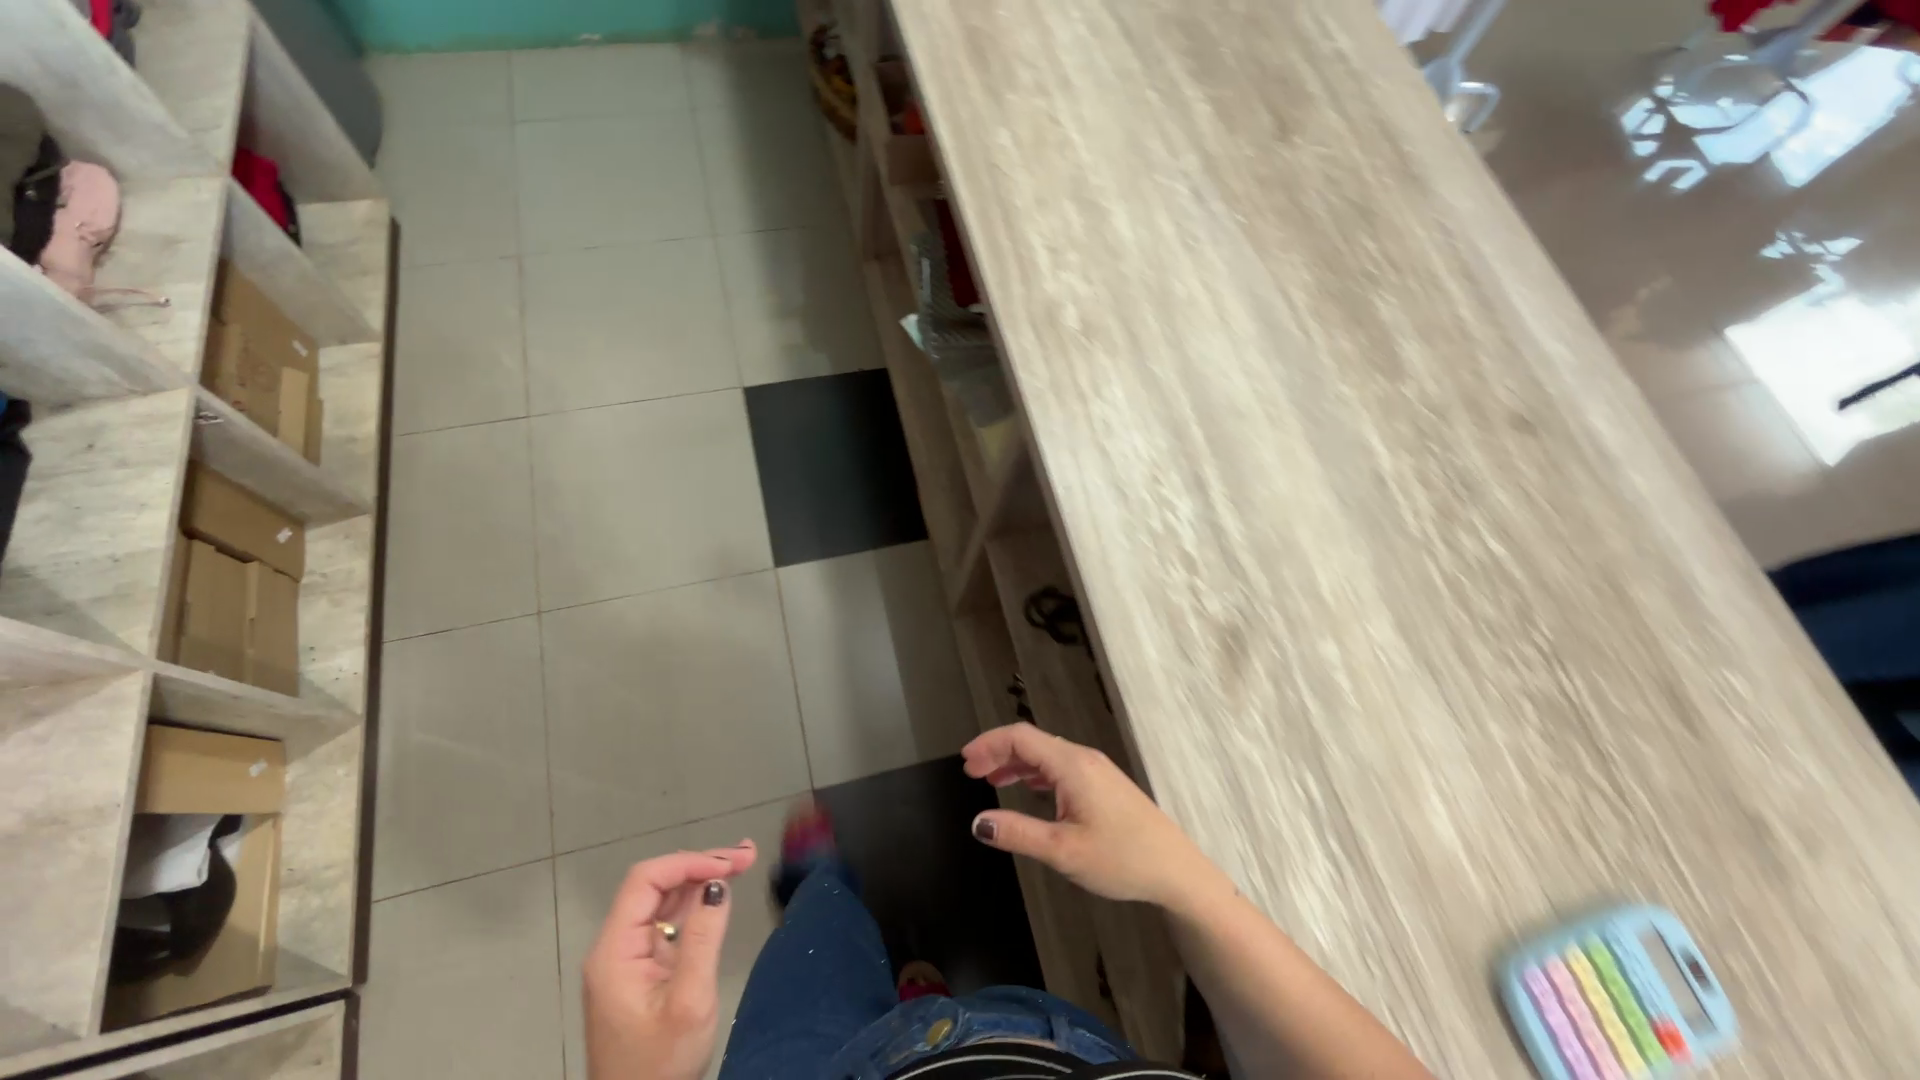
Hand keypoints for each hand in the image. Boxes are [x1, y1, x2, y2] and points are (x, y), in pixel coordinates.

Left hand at [584, 843, 757, 1079]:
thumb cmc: (661, 1065)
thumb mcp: (689, 1002)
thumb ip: (702, 938)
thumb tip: (718, 884)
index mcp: (614, 952)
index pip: (644, 881)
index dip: (687, 863)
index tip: (730, 865)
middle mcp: (615, 947)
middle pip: (653, 886)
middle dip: (699, 865)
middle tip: (746, 856)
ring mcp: (627, 960)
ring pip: (662, 902)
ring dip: (700, 880)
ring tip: (742, 862)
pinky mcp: (641, 972)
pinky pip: (666, 924)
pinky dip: (695, 904)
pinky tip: (720, 895)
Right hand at [962, 723, 1228, 912]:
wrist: (1176, 871)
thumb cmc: (1121, 859)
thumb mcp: (1063, 851)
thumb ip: (1018, 833)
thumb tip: (979, 823)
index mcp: (1072, 766)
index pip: (1021, 737)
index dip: (989, 744)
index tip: (964, 762)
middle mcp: (1084, 759)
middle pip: (1033, 742)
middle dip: (998, 752)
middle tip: (971, 773)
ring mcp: (1097, 771)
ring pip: (1047, 755)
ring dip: (1016, 763)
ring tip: (990, 780)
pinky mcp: (1104, 785)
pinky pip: (1060, 768)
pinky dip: (1035, 773)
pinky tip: (1027, 790)